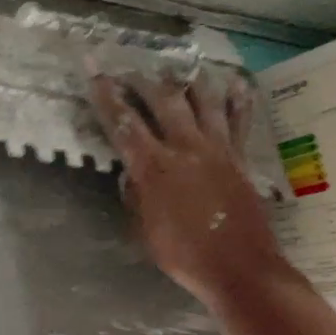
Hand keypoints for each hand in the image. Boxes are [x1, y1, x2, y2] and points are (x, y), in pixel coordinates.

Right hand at [87, 71, 289, 307]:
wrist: (240, 268)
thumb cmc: (183, 255)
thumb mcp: (144, 230)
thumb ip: (136, 196)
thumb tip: (131, 174)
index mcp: (154, 167)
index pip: (123, 123)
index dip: (106, 96)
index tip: (94, 72)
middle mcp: (185, 147)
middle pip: (163, 100)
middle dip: (143, 80)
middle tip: (131, 69)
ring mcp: (218, 148)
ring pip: (203, 100)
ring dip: (187, 80)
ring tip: (178, 66)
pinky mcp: (241, 157)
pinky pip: (240, 120)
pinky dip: (238, 99)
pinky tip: (235, 82)